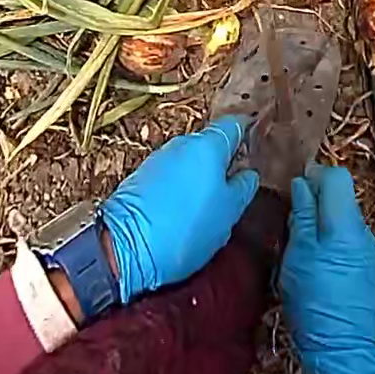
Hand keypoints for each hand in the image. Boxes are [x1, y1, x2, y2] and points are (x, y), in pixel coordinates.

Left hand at [101, 116, 259, 302]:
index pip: (235, 125)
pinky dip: (179, 186)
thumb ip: (244, 186)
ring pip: (190, 159)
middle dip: (223, 161)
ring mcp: (159, 158)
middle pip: (211, 143)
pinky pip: (170, 174)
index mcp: (209, 144)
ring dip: (200, 175)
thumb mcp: (229, 211)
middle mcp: (183, 143)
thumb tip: (248, 174)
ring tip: (205, 205)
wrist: (122, 248)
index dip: (247, 137)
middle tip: (232, 188)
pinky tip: (181, 210)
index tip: (252, 156)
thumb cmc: (186, 227)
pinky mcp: (140, 176)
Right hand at [280, 165, 374, 373]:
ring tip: (296, 242)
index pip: (337, 176)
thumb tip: (303, 182)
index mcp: (346, 221)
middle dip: (315, 198)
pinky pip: (345, 237)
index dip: (314, 175)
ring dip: (319, 219)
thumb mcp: (299, 255)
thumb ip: (302, 216)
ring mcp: (365, 248)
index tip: (293, 188)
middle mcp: (361, 229)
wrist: (344, 352)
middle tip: (290, 217)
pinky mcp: (363, 265)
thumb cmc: (315, 301)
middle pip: (340, 195)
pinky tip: (311, 258)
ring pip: (341, 216)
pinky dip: (327, 237)